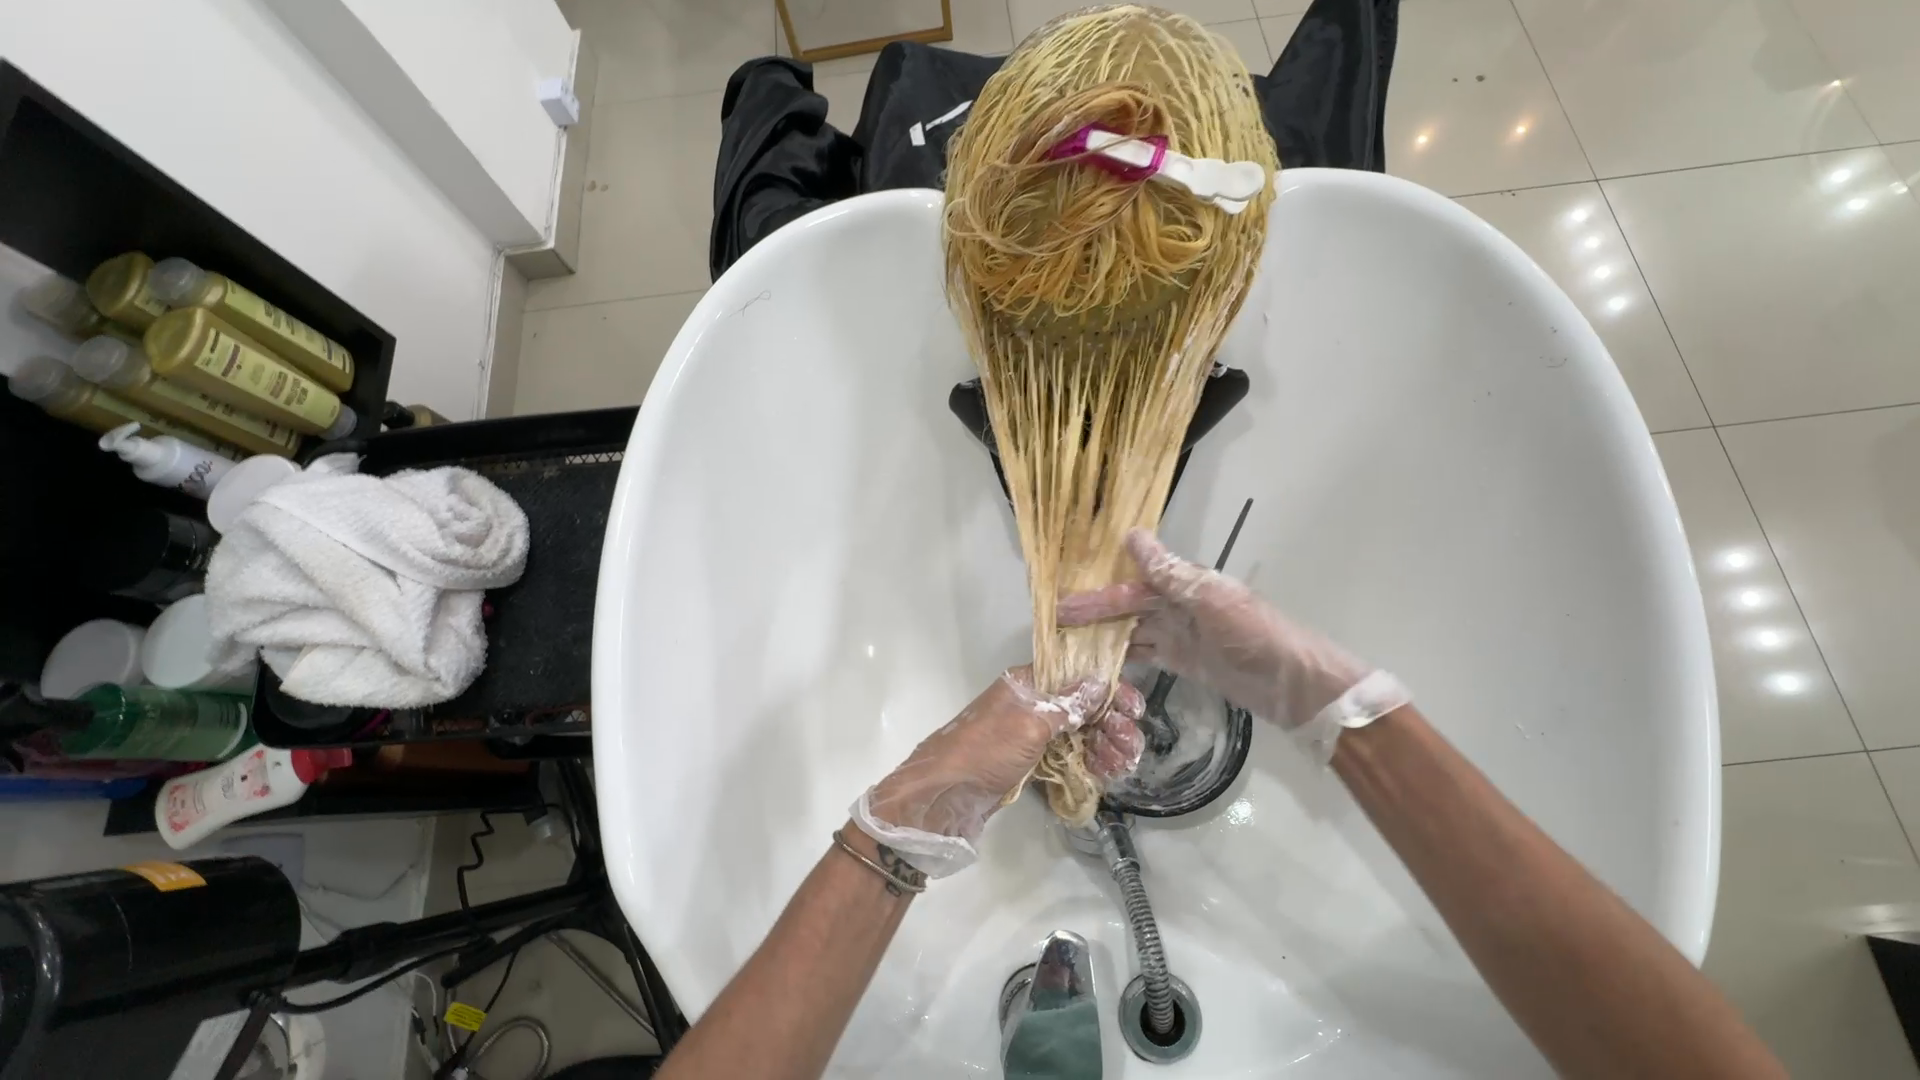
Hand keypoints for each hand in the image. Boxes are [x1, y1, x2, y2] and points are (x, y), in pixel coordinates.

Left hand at [852, 667, 1144, 877]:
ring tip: (1124, 766)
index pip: (1076, 676)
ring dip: (1103, 747)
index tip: (1134, 709)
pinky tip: (1105, 774)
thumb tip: (1098, 680)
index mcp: (1026, 683)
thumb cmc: (984, 752)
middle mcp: (1028, 705)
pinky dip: (1085, 763)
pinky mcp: (1026, 763)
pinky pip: (1064, 757)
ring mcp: (1027, 736)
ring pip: (1076, 735)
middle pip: (1081, 708)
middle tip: (1133, 748)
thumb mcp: (1029, 723)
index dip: (1108, 690)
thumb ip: (1067, 703)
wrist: (939, 798)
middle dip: (1111, 724)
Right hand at [1057, 530, 1405, 738]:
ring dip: (1105, 634)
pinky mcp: (1185, 663)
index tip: (1066, 595)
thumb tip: (1132, 535)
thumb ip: (1170, 573)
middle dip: (1094, 612)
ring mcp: (1182, 636)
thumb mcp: (1211, 600)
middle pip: (1129, 607)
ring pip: (1134, 631)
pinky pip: (1147, 655)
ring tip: (1069, 643)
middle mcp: (1180, 607)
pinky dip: (1124, 657)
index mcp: (1187, 585)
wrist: (1297, 684)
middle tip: (1056, 620)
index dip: (1100, 590)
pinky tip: (1099, 663)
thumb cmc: (1256, 636)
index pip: (1134, 584)